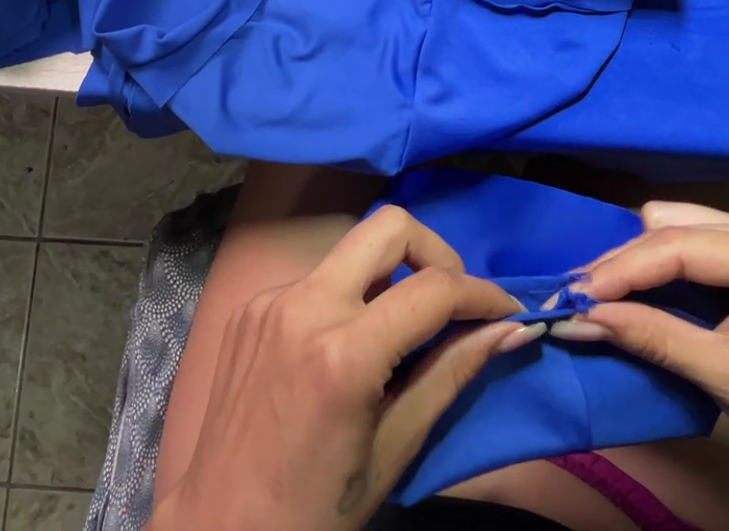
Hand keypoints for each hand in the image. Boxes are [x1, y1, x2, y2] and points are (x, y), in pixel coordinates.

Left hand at [149, 205, 542, 530]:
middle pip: (388, 227)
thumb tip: (508, 329)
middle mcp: (302, 306)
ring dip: (388, 276)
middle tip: (453, 301)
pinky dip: (346, 298)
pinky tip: (346, 345)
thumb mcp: (396, 448)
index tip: (507, 312)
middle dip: (435, 253)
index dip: (483, 294)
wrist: (220, 523)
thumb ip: (452, 375)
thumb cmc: (317, 506)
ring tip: (401, 330)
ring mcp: (268, 300)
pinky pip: (315, 279)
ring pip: (350, 251)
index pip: (433, 289)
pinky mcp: (249, 306)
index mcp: (342, 352)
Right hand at [552, 203, 728, 528]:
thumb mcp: (728, 379)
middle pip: (677, 226)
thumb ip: (652, 337)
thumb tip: (578, 317)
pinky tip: (635, 289)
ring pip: (679, 226)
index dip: (623, 268)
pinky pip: (693, 240)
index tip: (573, 294)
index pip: (683, 247)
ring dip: (637, 260)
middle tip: (580, 297)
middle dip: (626, 262)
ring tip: (602, 294)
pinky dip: (658, 264)